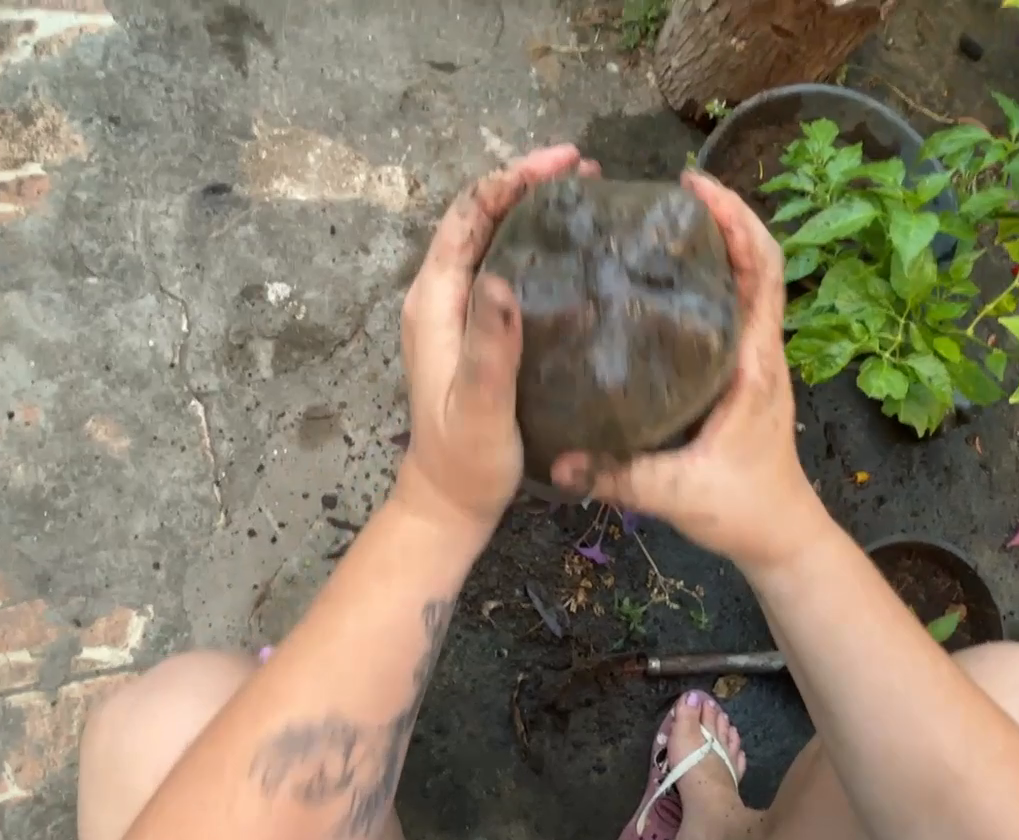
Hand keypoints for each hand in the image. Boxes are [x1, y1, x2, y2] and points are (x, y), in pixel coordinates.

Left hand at [392, 145, 595, 533]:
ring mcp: (456, 315)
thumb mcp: (479, 407)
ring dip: (531, 211)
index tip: (563, 163)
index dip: (511, 179)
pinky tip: (570, 253)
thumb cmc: (467, 460)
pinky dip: (533, 248)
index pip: (466, 217)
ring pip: (491, 241)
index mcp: (433, 304)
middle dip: (526, 185)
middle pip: (478, 219)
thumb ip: (488, 347)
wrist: (451, 497)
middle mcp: (439, 300)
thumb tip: (501, 277)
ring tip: (585, 197)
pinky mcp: (476, 333)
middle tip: (585, 170)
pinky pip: (503, 272)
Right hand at [550, 171, 826, 572]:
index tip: (696, 188)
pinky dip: (706, 294)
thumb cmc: (745, 509)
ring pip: (744, 291)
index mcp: (756, 363)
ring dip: (716, 254)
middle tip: (664, 204)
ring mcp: (754, 367)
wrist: (781, 536)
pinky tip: (660, 301)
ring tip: (658, 238)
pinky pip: (729, 322)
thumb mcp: (678, 492)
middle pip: (756, 266)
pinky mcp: (742, 384)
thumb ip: (618, 475)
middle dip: (721, 222)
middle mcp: (761, 354)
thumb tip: (558, 461)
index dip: (737, 220)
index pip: (762, 269)